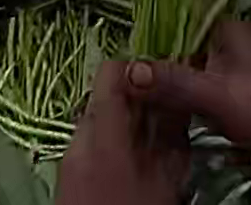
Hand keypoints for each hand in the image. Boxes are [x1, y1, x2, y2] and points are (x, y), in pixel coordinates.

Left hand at [56, 61, 188, 204]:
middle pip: (107, 95)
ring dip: (129, 123)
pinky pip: (93, 145)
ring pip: (101, 120)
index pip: (112, 70)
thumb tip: (182, 104)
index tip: (164, 81)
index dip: (140, 69)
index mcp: (100, 130)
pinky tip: (139, 165)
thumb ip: (172, 137)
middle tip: (168, 112)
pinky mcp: (68, 179)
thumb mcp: (163, 181)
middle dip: (138, 99)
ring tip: (157, 141)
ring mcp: (69, 159)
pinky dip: (116, 144)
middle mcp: (79, 137)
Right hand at [125, 20, 250, 193]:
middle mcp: (224, 41)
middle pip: (180, 38)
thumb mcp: (219, 96)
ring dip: (163, 76)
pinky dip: (176, 97)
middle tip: (121, 66)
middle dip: (153, 51)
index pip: (181, 7)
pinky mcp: (230, 96)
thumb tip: (129, 69)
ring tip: (131, 88)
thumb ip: (176, 83)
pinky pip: (194, 89)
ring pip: (186, 65)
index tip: (125, 30)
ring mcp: (227, 69)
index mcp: (224, 27)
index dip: (153, 14)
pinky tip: (156, 110)